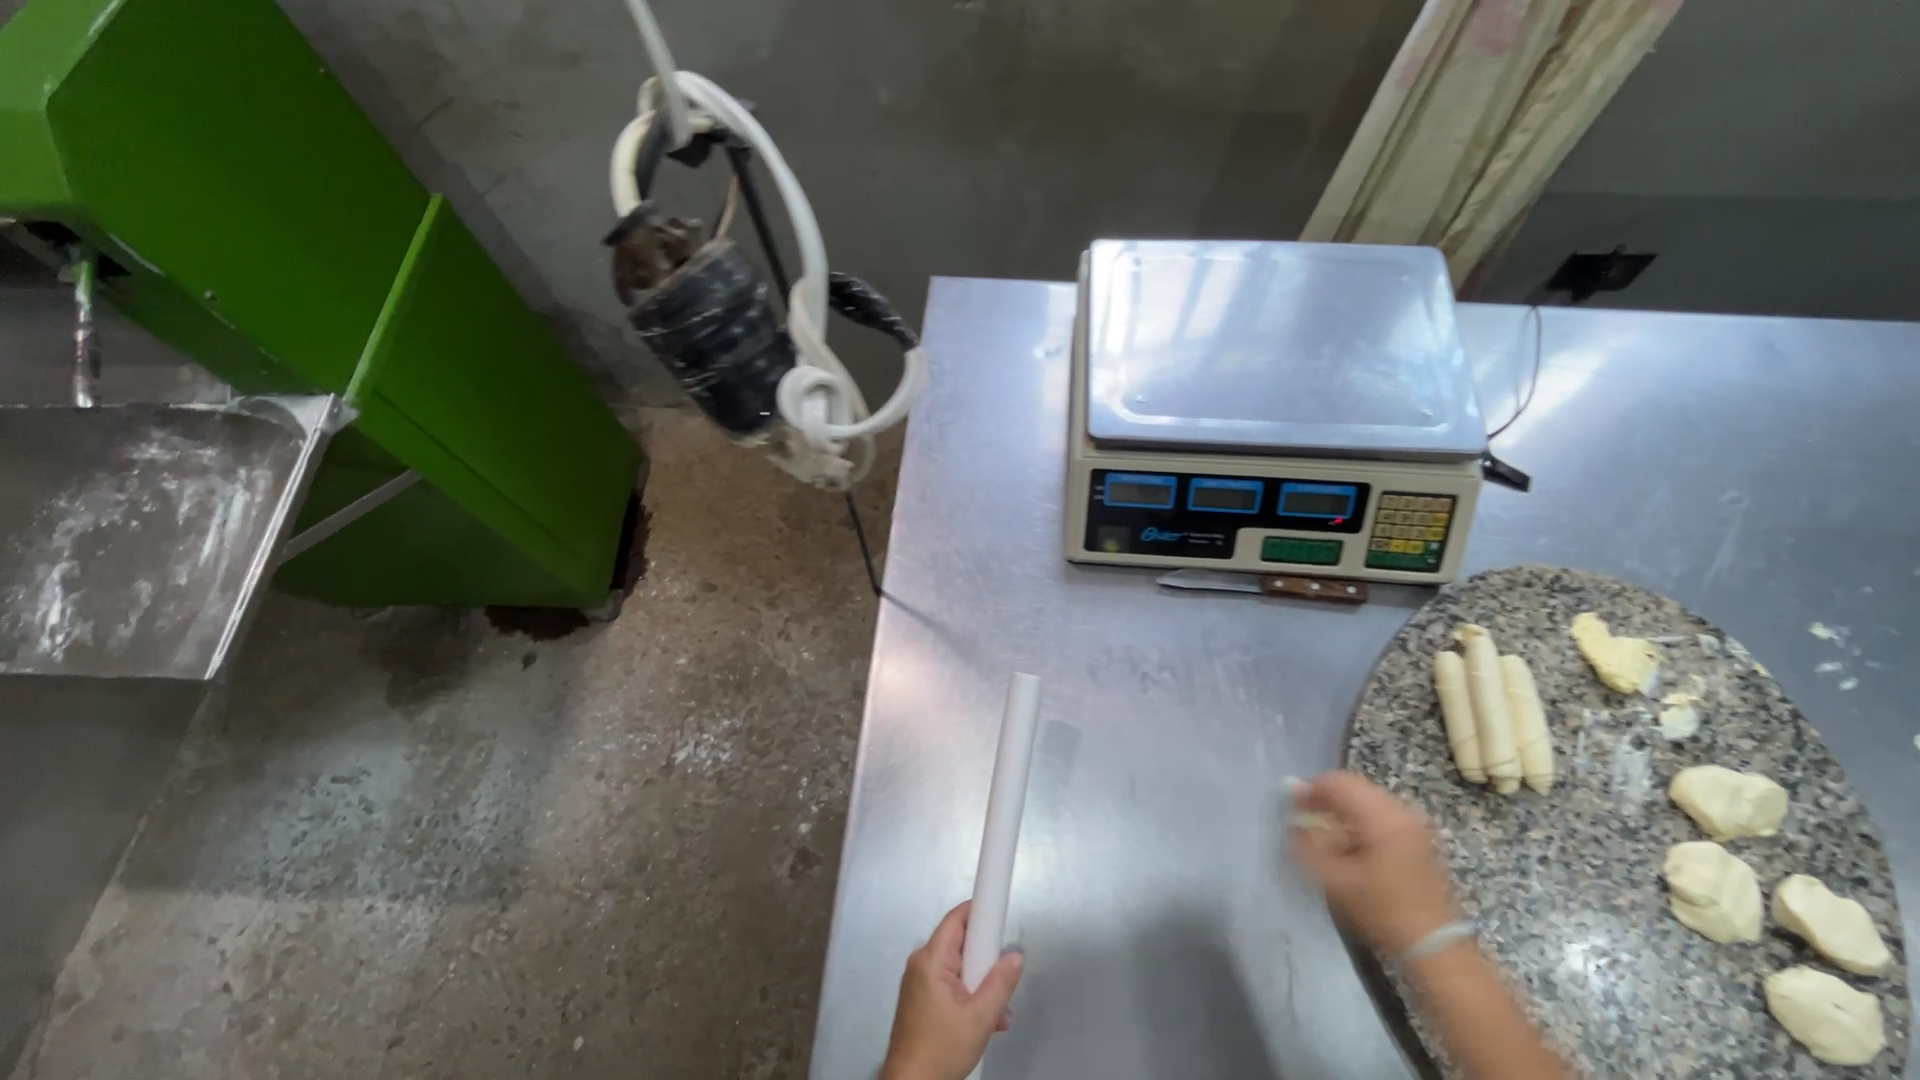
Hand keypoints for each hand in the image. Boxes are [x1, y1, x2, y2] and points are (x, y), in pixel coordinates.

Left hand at [880, 901, 1023, 1079]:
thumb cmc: (942, 1048)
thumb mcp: (980, 1018)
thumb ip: (1001, 983)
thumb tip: (1016, 956)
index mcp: (931, 959)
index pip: (957, 918)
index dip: (981, 913)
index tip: (1002, 922)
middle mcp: (921, 962)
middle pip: (961, 944)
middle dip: (986, 963)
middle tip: (1003, 987)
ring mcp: (919, 981)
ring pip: (958, 968)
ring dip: (981, 986)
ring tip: (997, 1017)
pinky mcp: (920, 998)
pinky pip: (950, 983)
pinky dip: (968, 996)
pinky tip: (983, 1022)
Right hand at [1293, 771, 1460, 955]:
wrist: (1434, 945)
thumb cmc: (1382, 911)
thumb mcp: (1336, 880)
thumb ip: (1307, 845)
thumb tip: (1291, 821)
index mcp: (1383, 818)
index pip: (1339, 783)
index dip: (1310, 789)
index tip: (1289, 805)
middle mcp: (1401, 812)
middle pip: (1354, 788)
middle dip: (1324, 799)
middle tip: (1301, 816)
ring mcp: (1413, 824)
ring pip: (1366, 800)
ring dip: (1341, 809)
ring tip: (1321, 831)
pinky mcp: (1417, 838)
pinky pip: (1379, 814)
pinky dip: (1357, 820)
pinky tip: (1347, 843)